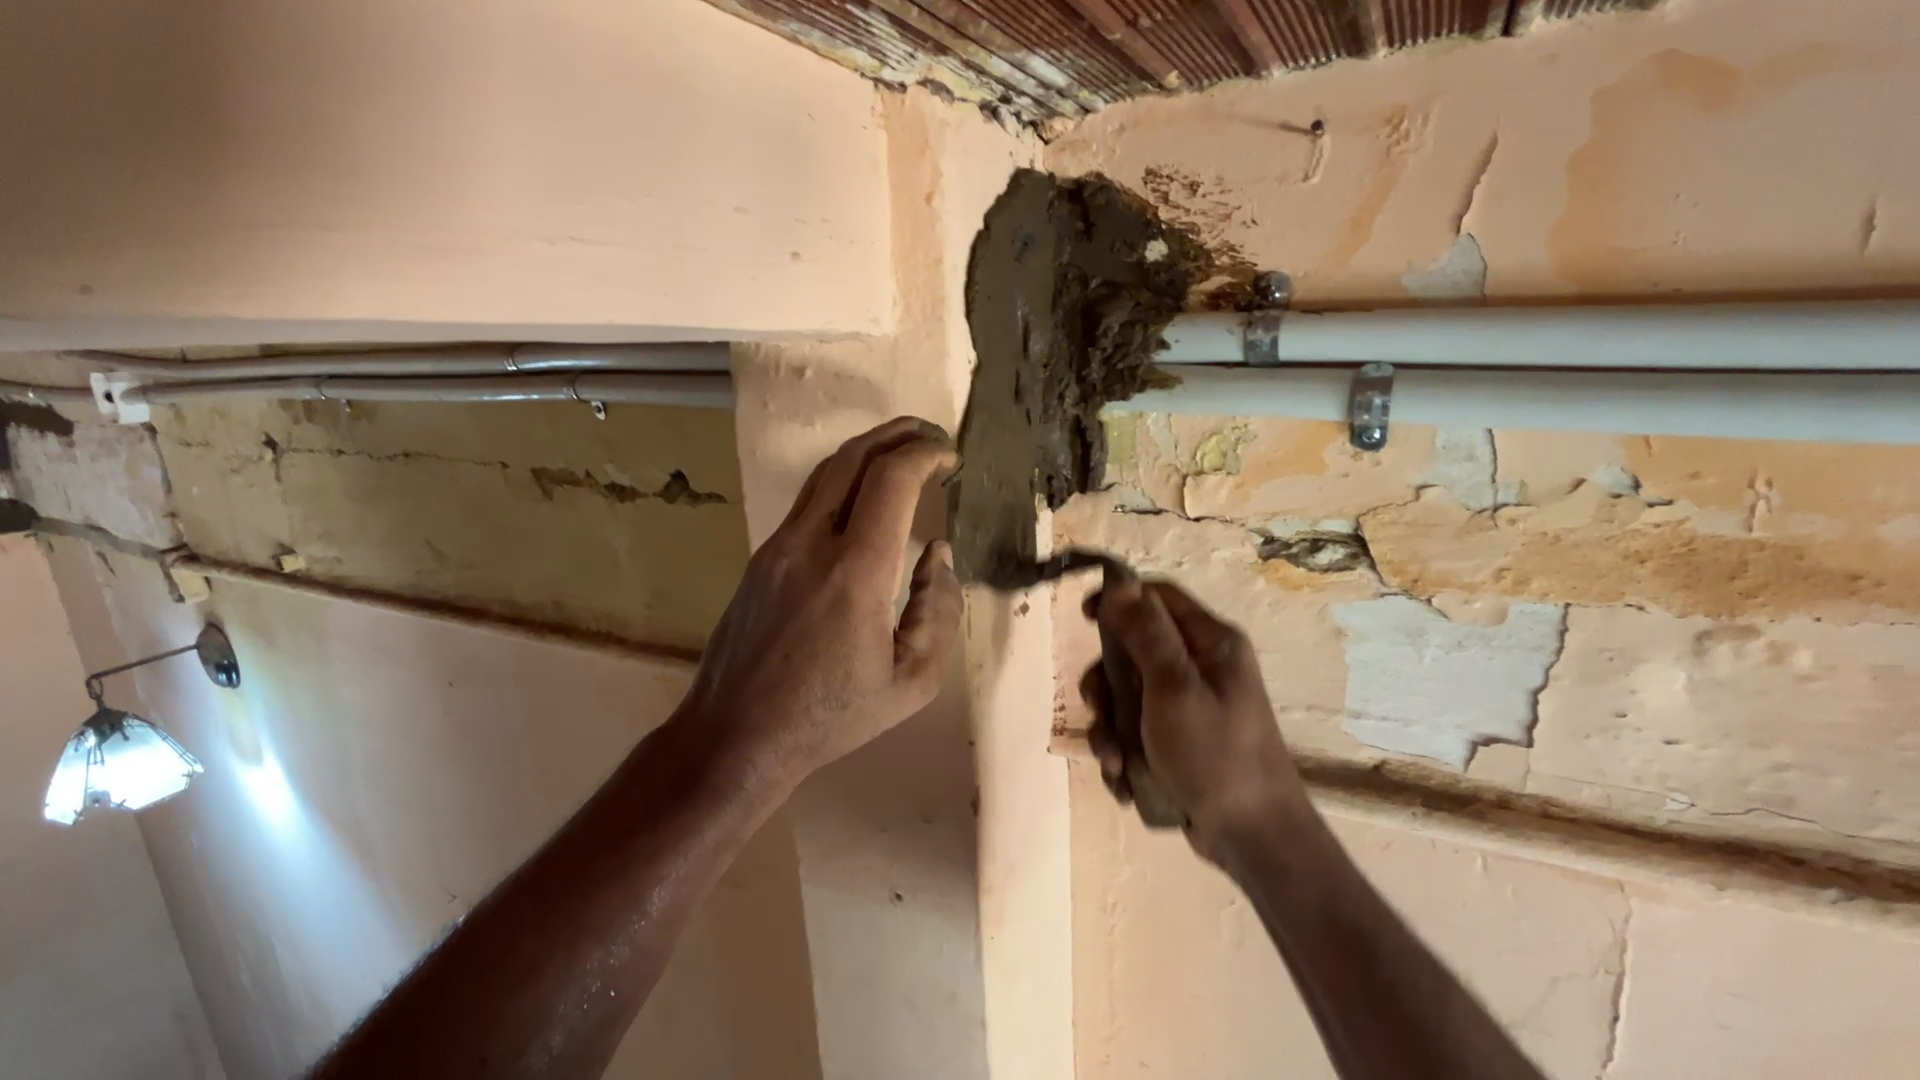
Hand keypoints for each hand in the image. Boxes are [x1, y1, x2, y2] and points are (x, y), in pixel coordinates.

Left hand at [685, 417, 962, 782]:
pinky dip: (843, 479)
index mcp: (856, 572)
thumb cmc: (832, 717)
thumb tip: (937, 555)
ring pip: (824, 472)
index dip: (926, 454)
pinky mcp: (761, 558)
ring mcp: (778, 546)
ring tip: (902, 452)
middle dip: (898, 435)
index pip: (892, 479)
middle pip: (854, 457)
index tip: (952, 456)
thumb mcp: (912, 682)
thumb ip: (938, 611)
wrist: (737, 733)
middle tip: (932, 437)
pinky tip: (863, 496)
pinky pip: (807, 499)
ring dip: (867, 450)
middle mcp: (811, 543)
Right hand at [1082, 580, 1307, 858]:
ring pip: (1126, 697)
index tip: (1083, 618)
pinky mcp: (1179, 742)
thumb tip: (1119, 583)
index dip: (1118, 601)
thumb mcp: (1173, 687)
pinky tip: (1125, 781)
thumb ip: (1145, 633)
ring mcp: (1190, 707)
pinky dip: (1124, 755)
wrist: (1252, 837)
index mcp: (1210, 642)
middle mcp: (1201, 667)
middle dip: (1106, 685)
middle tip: (1099, 709)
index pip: (1156, 596)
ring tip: (1115, 762)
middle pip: (1132, 650)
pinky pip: (1136, 733)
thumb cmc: (1214, 754)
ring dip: (1110, 729)